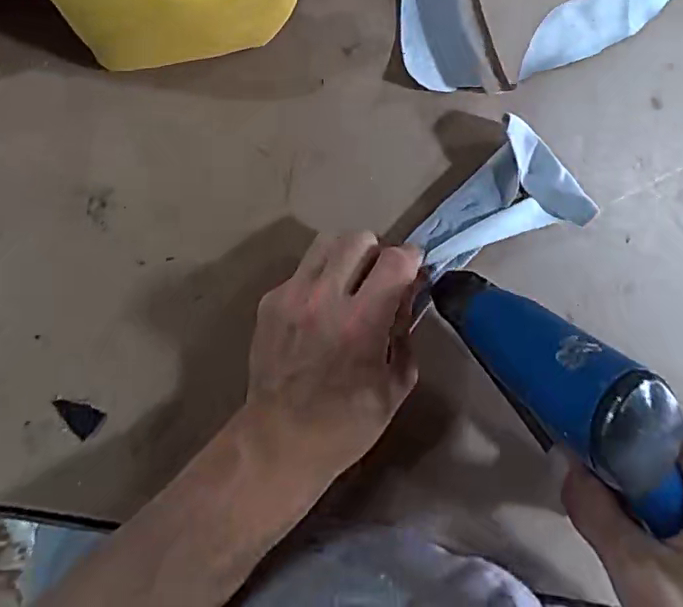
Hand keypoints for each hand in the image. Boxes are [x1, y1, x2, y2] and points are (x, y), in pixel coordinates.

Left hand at [241, 231, 421, 486]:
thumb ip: (405, 330)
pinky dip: (320, 279)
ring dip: (347, 256)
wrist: (277, 444)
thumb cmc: (346, 424)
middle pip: (360, 238)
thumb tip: (409, 294)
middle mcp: (325, 299)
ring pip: (328, 242)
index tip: (413, 273)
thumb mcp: (396, 384)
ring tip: (350, 285)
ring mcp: (292, 296)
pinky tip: (320, 310)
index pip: (395, 259)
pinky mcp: (269, 301)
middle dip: (378, 254)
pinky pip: (304, 269)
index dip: (411, 259)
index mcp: (361, 323)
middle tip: (379, 280)